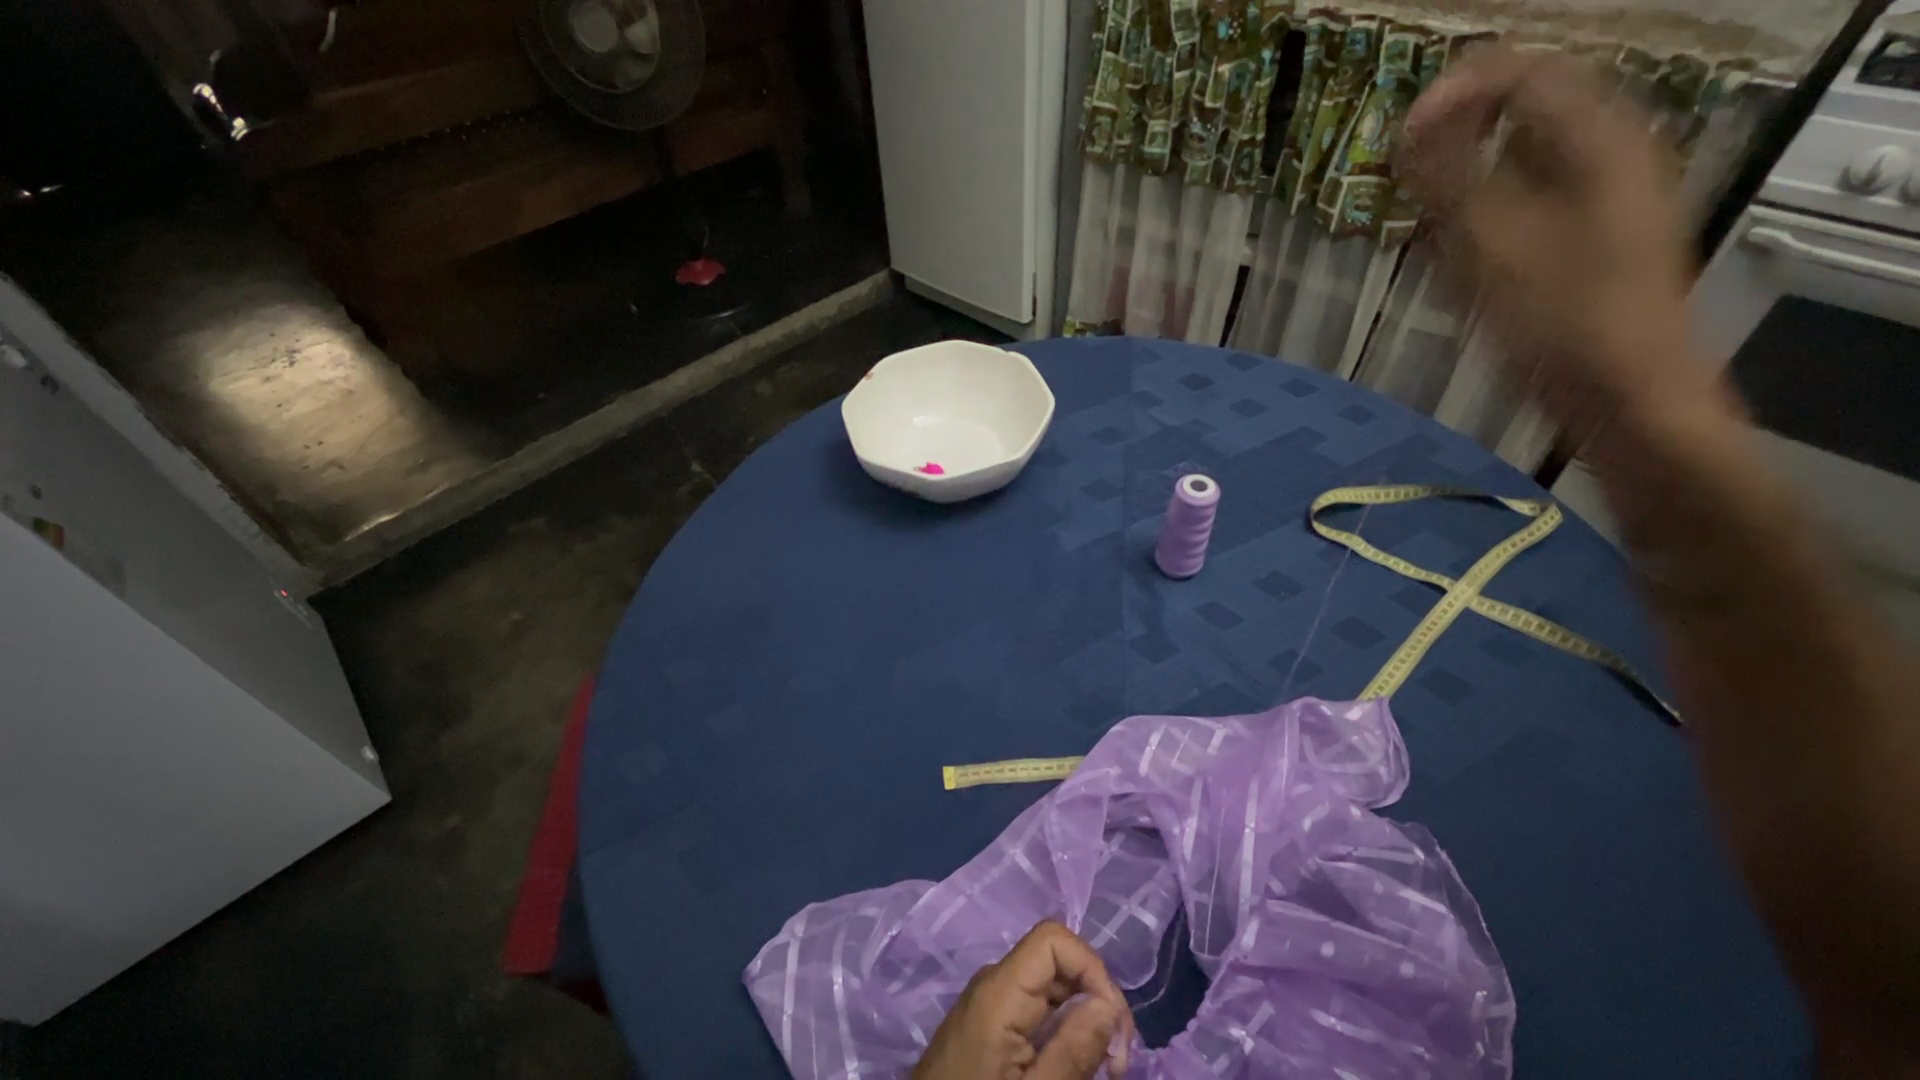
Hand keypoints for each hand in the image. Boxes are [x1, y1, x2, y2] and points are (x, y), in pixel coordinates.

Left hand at [911, 920, 1133, 1079]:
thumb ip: (1073, 1050)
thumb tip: (1109, 1003)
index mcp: (999, 992)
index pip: (1053, 938)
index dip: (1092, 968)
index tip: (1113, 1024)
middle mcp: (993, 983)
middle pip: (1059, 961)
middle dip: (1097, 998)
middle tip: (1117, 1061)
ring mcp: (990, 1000)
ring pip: (1053, 984)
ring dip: (1086, 1016)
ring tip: (1105, 1066)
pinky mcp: (991, 1020)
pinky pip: (1038, 1006)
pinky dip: (1066, 1026)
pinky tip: (1076, 1062)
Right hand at [1396, 47, 1718, 444]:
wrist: (1628, 399)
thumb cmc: (1565, 323)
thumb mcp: (1496, 246)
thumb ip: (1449, 180)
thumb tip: (1407, 132)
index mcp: (1600, 138)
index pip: (1521, 73)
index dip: (1452, 95)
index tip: (1397, 142)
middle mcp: (1608, 153)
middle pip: (1517, 115)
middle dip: (1451, 144)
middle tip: (1404, 186)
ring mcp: (1601, 197)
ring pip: (1514, 164)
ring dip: (1462, 188)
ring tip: (1431, 234)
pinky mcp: (1586, 238)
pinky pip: (1522, 205)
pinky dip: (1482, 222)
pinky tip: (1460, 263)